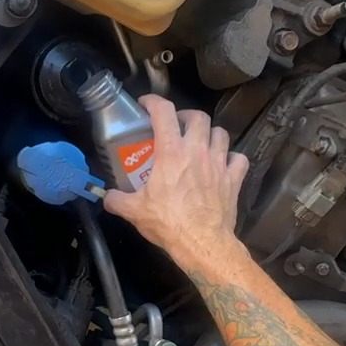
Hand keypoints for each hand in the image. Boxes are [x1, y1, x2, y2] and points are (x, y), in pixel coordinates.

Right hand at [102, 95, 248, 270]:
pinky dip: (232, 158)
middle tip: (177, 126)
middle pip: (198, 117)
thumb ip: (117, 200)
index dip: (153, 102)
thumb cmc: (168, 222)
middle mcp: (197, 151)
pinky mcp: (234, 179)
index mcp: (171, 152)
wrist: (201, 242)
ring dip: (210, 134)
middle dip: (187, 116)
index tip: (146, 105)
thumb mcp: (134, 211)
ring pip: (221, 133)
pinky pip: (239, 159)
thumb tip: (106, 197)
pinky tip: (224, 164)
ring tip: (201, 142)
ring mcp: (219, 163)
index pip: (164, 112)